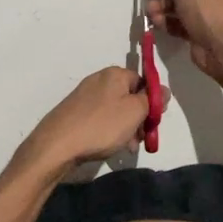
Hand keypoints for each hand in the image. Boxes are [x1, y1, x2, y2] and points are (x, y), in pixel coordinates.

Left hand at [17, 67, 150, 173]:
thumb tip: (164, 89)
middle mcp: (100, 79)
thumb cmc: (102, 125)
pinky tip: (110, 146)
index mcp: (115, 74)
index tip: (153, 123)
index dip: (151, 102)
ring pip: (116, 109)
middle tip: (140, 139)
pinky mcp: (77, 110)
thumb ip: (152, 100)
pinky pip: (102, 117)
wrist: (58, 143)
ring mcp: (86, 95)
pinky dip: (110, 130)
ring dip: (126, 128)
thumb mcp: (134, 112)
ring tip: (126, 147)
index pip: (143, 82)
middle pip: (130, 96)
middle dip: (139, 118)